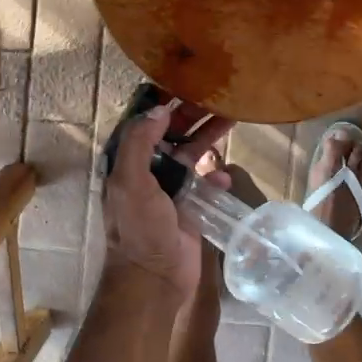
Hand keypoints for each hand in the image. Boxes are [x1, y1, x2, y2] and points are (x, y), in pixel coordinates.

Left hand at [103, 103, 232, 302]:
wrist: (155, 277)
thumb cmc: (139, 228)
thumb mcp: (130, 182)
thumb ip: (139, 144)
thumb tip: (158, 111)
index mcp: (128, 163)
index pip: (144, 125)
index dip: (163, 105)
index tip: (186, 84)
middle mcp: (148, 172)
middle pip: (172, 134)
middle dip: (193, 116)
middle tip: (218, 97)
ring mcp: (170, 189)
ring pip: (192, 153)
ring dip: (209, 136)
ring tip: (233, 118)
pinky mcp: (191, 205)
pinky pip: (205, 181)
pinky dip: (215, 175)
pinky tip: (223, 175)